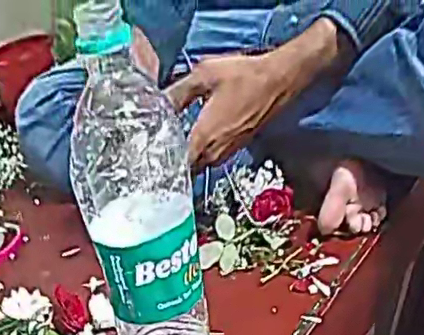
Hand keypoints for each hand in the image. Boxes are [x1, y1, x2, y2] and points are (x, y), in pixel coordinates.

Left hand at [166, 20, 346, 169]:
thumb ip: (179, 92)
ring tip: (168, 154)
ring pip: (198, 165)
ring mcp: (224, 153)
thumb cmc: (243, 78)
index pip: (178, 165)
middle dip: (172, 167)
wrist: (274, 84)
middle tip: (153, 161)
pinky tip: (190, 143)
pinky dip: (198, 155)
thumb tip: (159, 102)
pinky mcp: (231, 149)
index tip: (149, 167)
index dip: (163, 168)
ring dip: (186, 162)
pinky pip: (209, 159)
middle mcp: (213, 153)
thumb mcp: (204, 76)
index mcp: (203, 138)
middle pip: (186, 169)